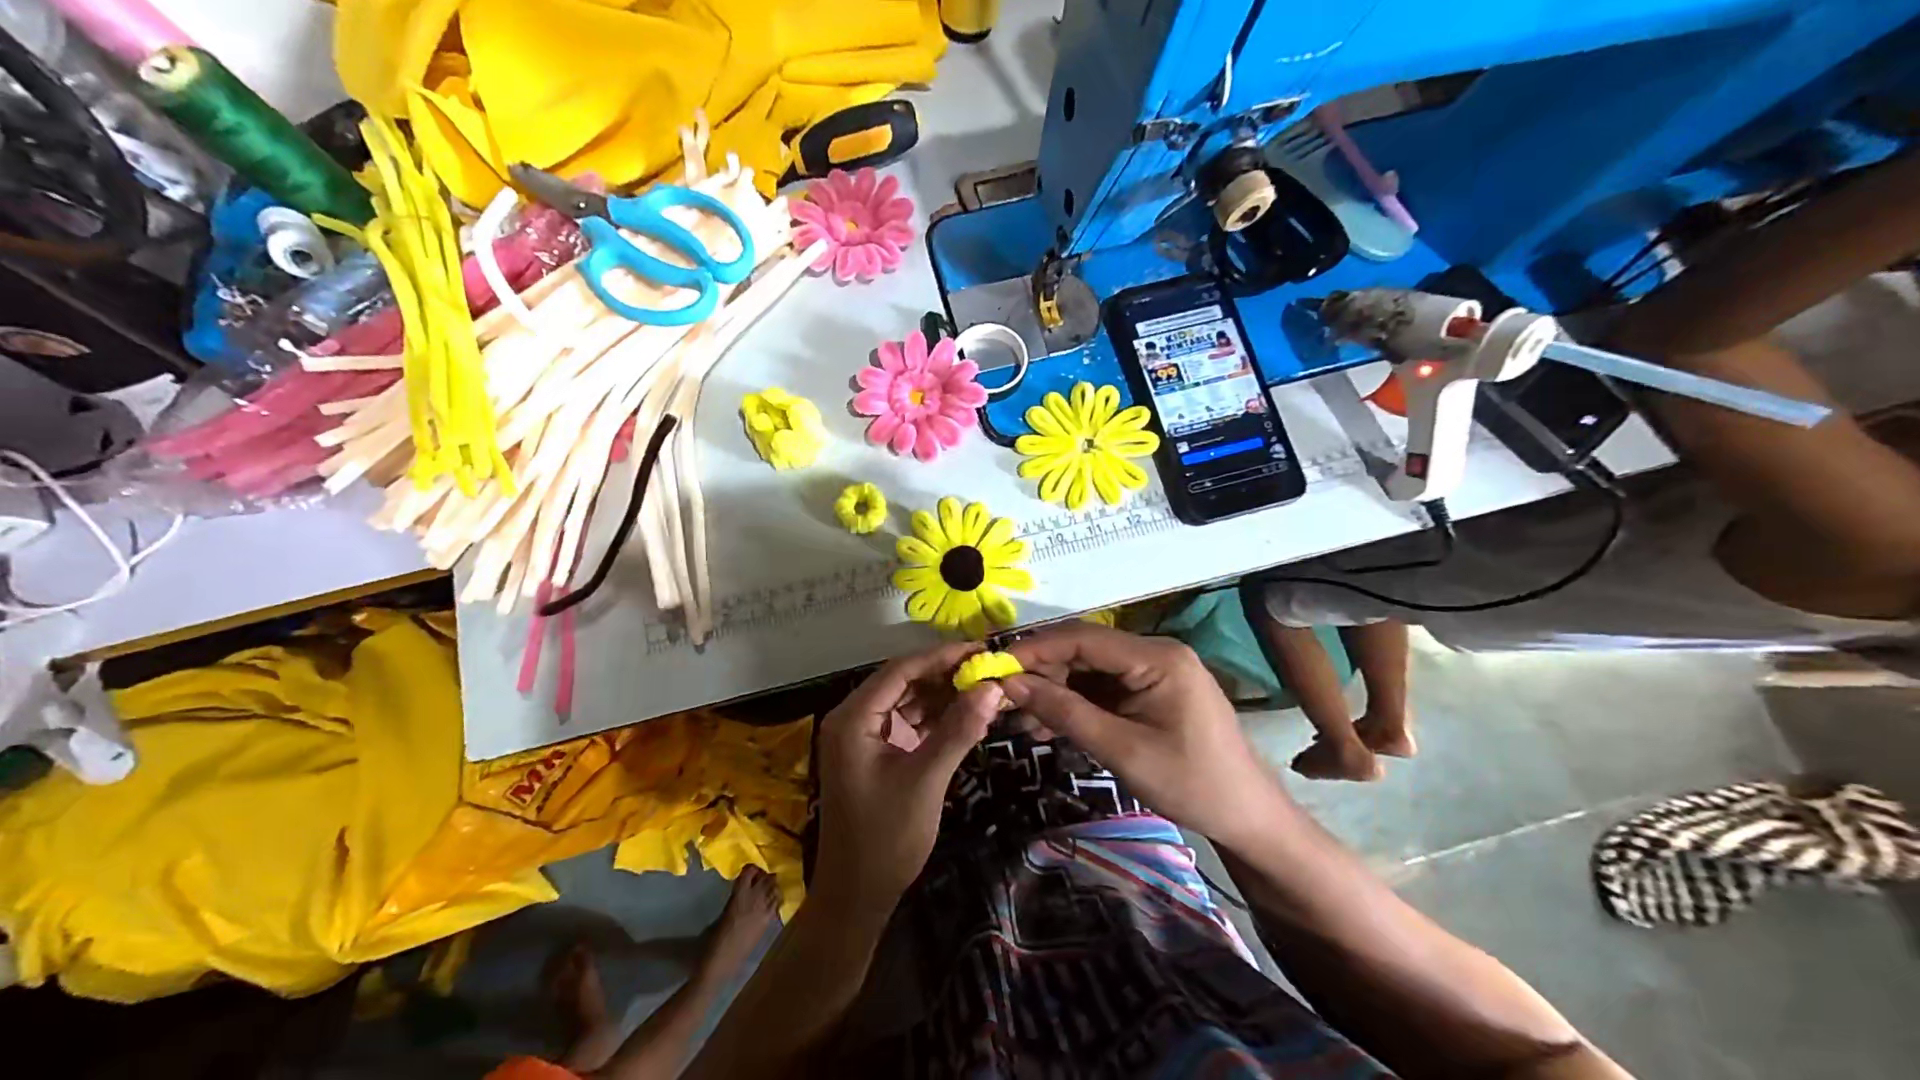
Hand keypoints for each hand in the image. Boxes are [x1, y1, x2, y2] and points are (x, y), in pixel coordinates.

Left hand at [814, 641, 1000, 909]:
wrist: (858, 894)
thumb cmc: (885, 837)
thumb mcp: (925, 780)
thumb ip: (958, 731)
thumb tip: (992, 689)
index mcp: (853, 719)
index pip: (899, 671)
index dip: (941, 657)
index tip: (980, 650)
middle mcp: (854, 719)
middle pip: (903, 682)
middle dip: (945, 674)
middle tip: (989, 668)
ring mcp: (865, 737)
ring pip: (908, 701)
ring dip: (943, 695)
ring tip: (985, 687)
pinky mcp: (878, 754)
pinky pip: (908, 723)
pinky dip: (936, 718)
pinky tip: (968, 715)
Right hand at [1001, 623, 1286, 846]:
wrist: (1245, 816)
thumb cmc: (1190, 783)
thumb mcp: (1121, 750)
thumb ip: (1065, 712)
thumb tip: (1010, 684)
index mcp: (1157, 657)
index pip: (1083, 638)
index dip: (1035, 649)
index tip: (994, 666)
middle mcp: (1154, 653)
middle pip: (1083, 651)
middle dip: (1041, 673)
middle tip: (1001, 699)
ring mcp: (1153, 671)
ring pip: (1088, 670)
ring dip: (1053, 691)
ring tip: (1016, 718)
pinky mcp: (1149, 691)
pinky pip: (1102, 688)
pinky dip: (1073, 704)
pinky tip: (1045, 724)